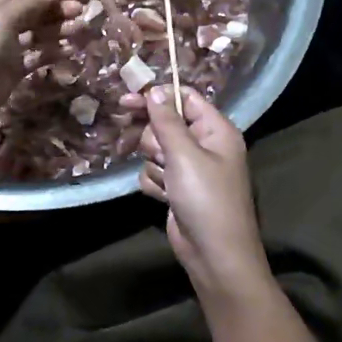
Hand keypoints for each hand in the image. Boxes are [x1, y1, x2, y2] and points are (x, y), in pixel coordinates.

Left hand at [0, 0, 78, 121]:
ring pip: (38, 34)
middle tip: (80, 11)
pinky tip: (70, 50)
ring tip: (79, 29)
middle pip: (33, 13)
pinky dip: (53, 52)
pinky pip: (37, 56)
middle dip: (56, 10)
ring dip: (59, 30)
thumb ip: (29, 2)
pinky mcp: (14, 69)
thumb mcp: (4, 17)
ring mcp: (8, 48)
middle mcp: (1, 25)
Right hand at [120, 85, 267, 292]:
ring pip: (154, 151)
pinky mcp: (176, 187)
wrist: (212, 250)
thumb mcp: (184, 155)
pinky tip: (164, 197)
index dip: (156, 97)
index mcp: (216, 131)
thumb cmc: (206, 198)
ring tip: (169, 183)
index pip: (185, 99)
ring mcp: (189, 168)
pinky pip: (152, 173)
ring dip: (154, 166)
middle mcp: (204, 145)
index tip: (126, 101)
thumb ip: (166, 121)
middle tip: (159, 155)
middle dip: (154, 140)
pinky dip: (154, 184)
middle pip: (164, 124)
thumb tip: (154, 91)